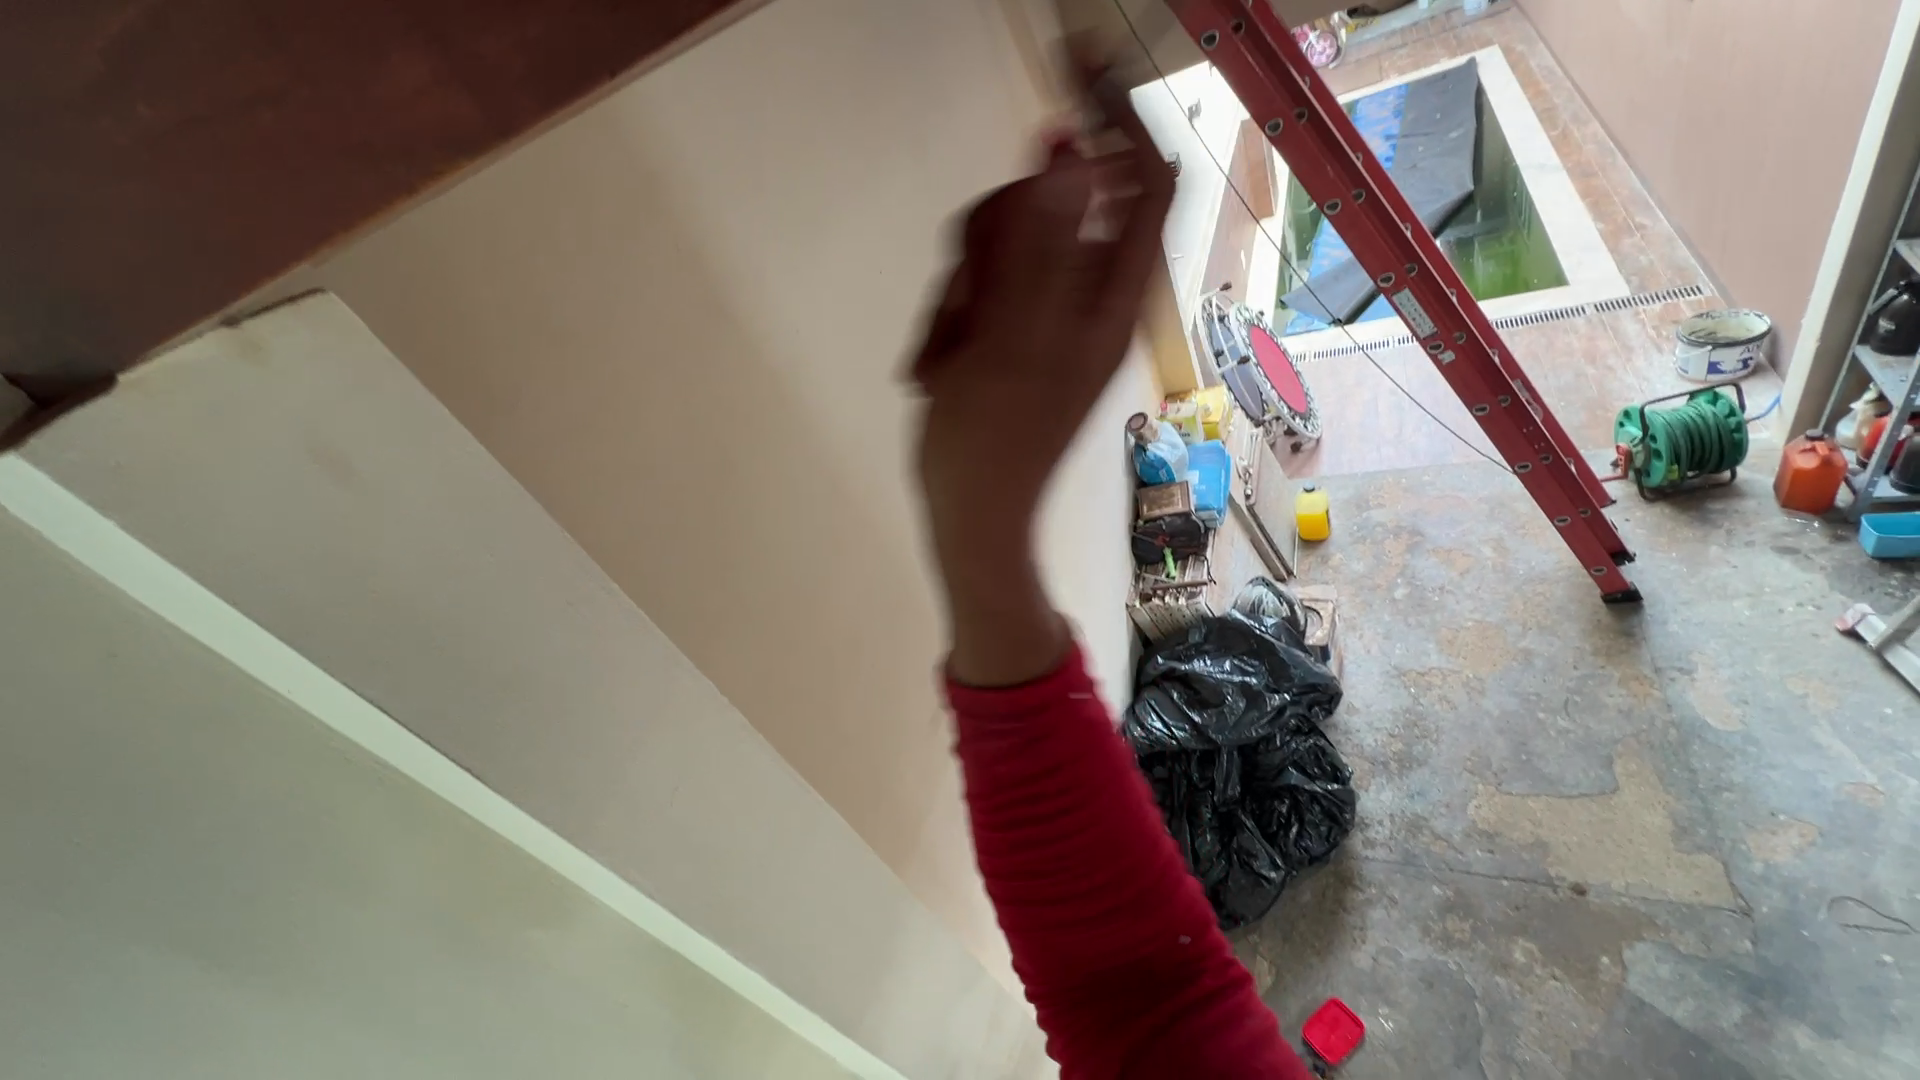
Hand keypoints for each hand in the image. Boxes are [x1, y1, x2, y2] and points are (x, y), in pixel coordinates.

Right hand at [910, 55, 1172, 684]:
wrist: (971, 519)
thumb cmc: (992, 444)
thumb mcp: (1012, 339)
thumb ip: (1041, 242)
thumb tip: (1068, 149)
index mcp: (1110, 295)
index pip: (1142, 176)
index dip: (1118, 116)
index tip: (1070, 70)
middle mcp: (1088, 295)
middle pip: (1051, 205)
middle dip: (996, 233)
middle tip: (966, 296)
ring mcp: (1047, 316)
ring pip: (1004, 244)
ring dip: (962, 287)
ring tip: (946, 355)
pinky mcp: (1013, 336)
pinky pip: (981, 289)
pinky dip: (954, 316)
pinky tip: (940, 366)